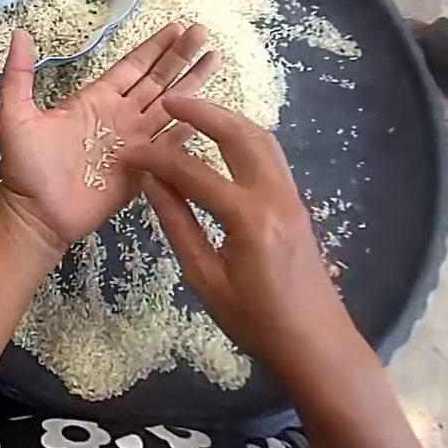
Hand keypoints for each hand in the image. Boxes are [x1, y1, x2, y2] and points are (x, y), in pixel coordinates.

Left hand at [0, 23, 217, 256]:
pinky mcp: (144, 168)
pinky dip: (189, 127)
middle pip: (157, 80)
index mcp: (95, 100)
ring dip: (192, 83)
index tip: (176, 27)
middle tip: (201, 31)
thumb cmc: (26, 166)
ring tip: (213, 58)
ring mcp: (134, 142)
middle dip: (179, 56)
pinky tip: (210, 111)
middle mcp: (120, 116)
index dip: (154, 47)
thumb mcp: (16, 114)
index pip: (132, 66)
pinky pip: (171, 144)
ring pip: (170, 106)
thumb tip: (20, 33)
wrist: (37, 214)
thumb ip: (20, 74)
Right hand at [125, 96, 361, 372]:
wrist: (318, 346)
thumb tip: (152, 182)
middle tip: (170, 102)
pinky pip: (270, 156)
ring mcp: (291, 196)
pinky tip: (224, 140)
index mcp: (248, 219)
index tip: (129, 151)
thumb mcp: (205, 278)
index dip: (157, 158)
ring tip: (195, 111)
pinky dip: (244, 137)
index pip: (193, 173)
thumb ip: (178, 224)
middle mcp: (274, 196)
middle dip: (204, 112)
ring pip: (261, 139)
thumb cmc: (257, 322)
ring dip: (228, 118)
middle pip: (239, 135)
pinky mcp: (296, 203)